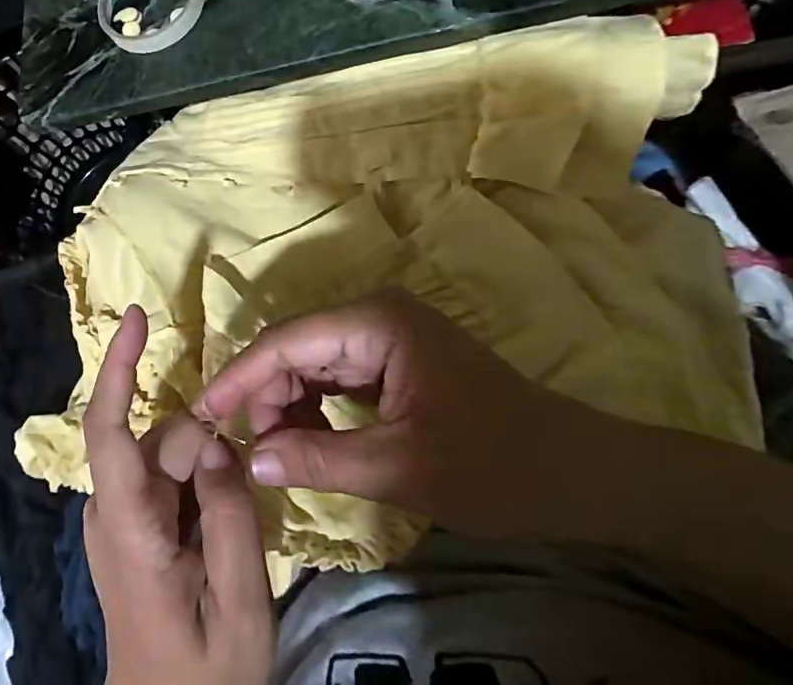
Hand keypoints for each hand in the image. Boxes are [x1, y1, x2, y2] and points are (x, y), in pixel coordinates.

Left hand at [84, 305, 274, 684]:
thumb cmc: (203, 673)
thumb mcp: (239, 604)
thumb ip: (230, 517)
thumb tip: (216, 443)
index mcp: (126, 522)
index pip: (108, 427)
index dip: (120, 367)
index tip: (137, 317)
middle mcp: (111, 506)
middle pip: (160, 441)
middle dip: (207, 452)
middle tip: (243, 506)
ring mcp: (118, 514)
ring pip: (168, 459)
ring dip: (207, 475)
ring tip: (232, 534)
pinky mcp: (131, 523)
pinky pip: (168, 481)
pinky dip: (198, 486)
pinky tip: (218, 528)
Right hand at [194, 288, 618, 541]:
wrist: (589, 477)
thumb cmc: (501, 467)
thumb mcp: (404, 469)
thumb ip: (319, 460)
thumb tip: (250, 459)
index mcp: (374, 322)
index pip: (284, 342)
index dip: (239, 378)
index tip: (203, 413)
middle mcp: (372, 315)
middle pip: (293, 348)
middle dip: (264, 394)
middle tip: (248, 447)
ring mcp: (382, 334)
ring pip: (309, 362)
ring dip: (286, 403)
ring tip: (277, 449)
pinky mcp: (391, 358)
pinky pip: (332, 375)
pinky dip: (312, 407)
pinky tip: (307, 439)